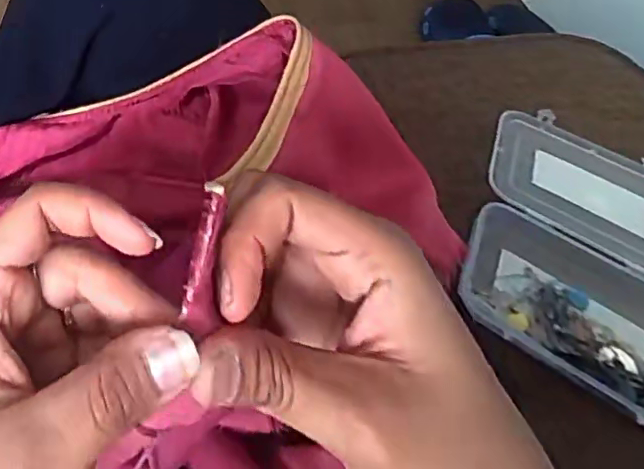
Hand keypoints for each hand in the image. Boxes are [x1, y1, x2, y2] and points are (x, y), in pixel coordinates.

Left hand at [0, 184, 203, 468]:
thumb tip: (187, 345)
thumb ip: (113, 391)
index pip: (38, 215)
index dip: (93, 212)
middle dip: (129, 296)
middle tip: (179, 346)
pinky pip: (102, 348)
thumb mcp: (36, 443)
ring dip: (138, 331)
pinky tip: (163, 386)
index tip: (149, 245)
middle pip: (79, 264)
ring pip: (97, 307)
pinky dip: (134, 362)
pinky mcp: (53, 376)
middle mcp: (8, 302)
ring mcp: (32, 339)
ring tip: (178, 371)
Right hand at [193, 173, 551, 468]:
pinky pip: (250, 292)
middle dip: (221, 257)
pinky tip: (218, 353)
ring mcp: (323, 279)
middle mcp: (342, 248)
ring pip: (246, 251)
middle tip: (200, 320)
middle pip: (258, 213)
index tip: (227, 308)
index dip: (242, 237)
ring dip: (216, 289)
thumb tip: (190, 360)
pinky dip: (224, 316)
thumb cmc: (453, 451)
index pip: (283, 200)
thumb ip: (276, 379)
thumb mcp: (366, 417)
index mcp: (371, 248)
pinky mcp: (307, 314)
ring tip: (203, 344)